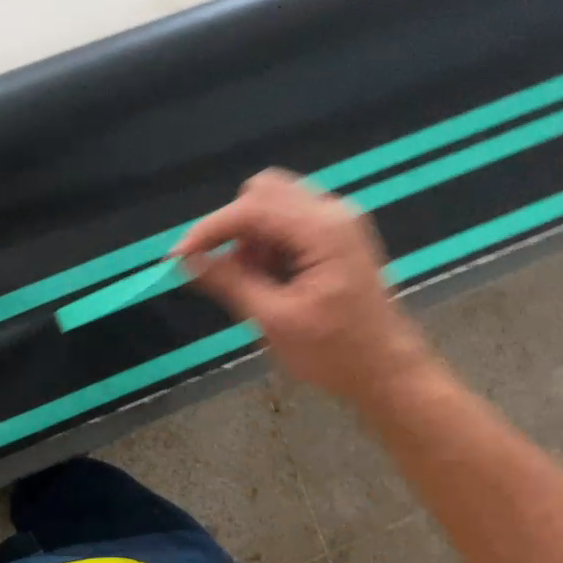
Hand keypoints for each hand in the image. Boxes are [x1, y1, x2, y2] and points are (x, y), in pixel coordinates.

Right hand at [172, 170, 438, 404]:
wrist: (385, 370)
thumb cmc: (333, 352)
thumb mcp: (274, 320)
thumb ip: (230, 282)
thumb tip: (186, 260)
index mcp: (322, 231)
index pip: (251, 209)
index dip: (208, 230)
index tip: (177, 259)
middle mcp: (332, 213)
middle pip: (263, 192)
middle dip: (232, 228)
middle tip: (223, 271)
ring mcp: (338, 222)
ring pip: (273, 205)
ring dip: (249, 238)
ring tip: (252, 282)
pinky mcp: (336, 236)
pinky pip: (288, 222)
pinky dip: (267, 244)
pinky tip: (269, 279)